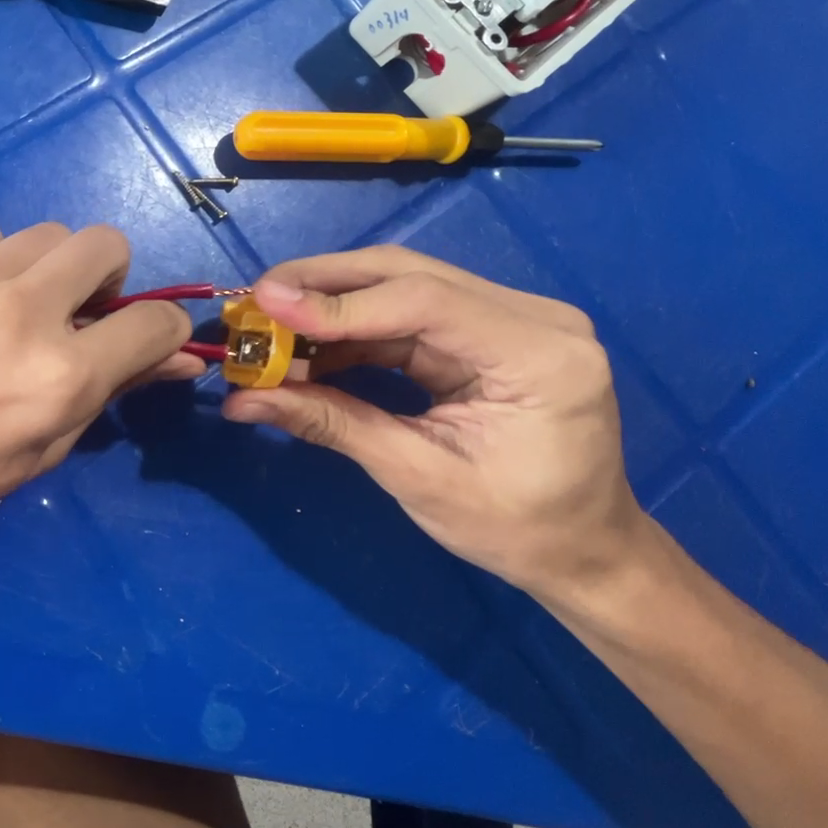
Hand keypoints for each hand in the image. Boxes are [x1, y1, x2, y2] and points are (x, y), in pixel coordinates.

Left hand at [0, 220, 201, 553]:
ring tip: (1, 309)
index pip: (156, 321)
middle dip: (104, 280)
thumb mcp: (32, 456)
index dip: (159, 332)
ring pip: (45, 233)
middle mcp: (24, 309)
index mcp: (61, 376)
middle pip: (106, 244)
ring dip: (42, 269)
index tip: (136, 342)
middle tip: (69, 315)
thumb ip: (104, 395)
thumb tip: (172, 357)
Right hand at [220, 246, 648, 594]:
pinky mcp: (485, 333)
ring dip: (331, 302)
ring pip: (402, 286)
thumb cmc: (517, 528)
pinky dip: (351, 327)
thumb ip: (332, 424)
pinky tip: (306, 343)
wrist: (585, 552)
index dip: (338, 303)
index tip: (265, 306)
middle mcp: (533, 318)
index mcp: (539, 356)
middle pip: (410, 274)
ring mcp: (511, 320)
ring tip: (268, 323)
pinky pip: (406, 314)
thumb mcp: (417, 478)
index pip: (424, 302)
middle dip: (324, 283)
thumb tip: (242, 400)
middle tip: (255, 299)